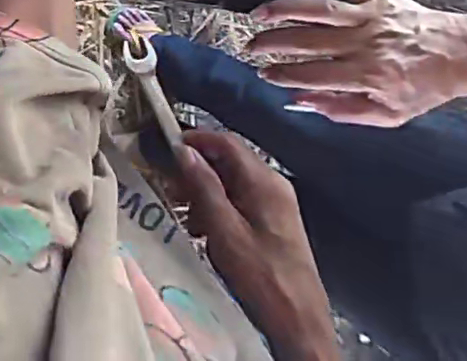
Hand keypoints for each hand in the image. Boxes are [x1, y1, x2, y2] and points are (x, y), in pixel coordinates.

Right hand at [174, 130, 337, 360]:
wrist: (300, 328)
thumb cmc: (261, 276)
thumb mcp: (224, 229)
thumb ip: (203, 185)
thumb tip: (183, 150)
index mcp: (265, 182)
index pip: (225, 141)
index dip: (194, 138)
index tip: (166, 147)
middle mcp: (273, 186)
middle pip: (227, 159)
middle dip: (195, 167)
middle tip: (169, 182)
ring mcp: (276, 205)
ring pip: (231, 179)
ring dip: (203, 187)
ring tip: (181, 207)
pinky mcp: (274, 223)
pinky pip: (238, 198)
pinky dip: (216, 203)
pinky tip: (201, 225)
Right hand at [248, 0, 466, 125]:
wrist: (465, 55)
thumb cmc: (426, 86)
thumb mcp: (392, 113)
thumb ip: (345, 110)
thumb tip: (302, 101)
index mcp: (370, 75)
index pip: (313, 75)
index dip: (283, 75)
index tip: (264, 74)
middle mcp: (365, 44)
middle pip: (306, 40)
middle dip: (271, 44)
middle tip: (251, 47)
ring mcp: (368, 16)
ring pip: (315, 8)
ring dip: (281, 10)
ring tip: (257, 14)